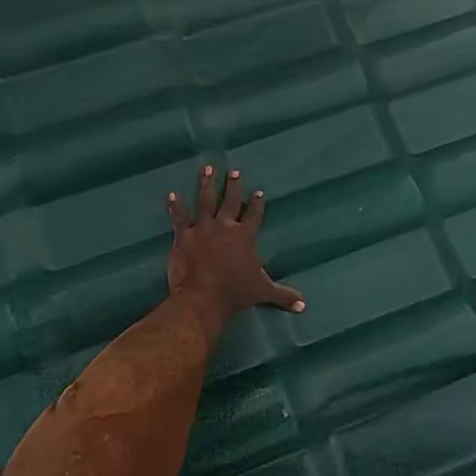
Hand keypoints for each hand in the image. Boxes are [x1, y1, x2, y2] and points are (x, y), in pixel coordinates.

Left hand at [165, 165, 305, 323]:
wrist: (203, 297)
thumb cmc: (235, 292)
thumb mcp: (263, 291)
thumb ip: (283, 295)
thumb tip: (304, 306)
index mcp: (245, 236)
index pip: (254, 215)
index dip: (257, 203)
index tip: (258, 192)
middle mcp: (225, 227)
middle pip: (230, 201)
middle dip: (233, 186)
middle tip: (234, 171)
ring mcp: (202, 229)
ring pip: (205, 201)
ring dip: (206, 184)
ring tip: (207, 169)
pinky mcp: (183, 236)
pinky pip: (178, 217)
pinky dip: (174, 205)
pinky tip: (172, 194)